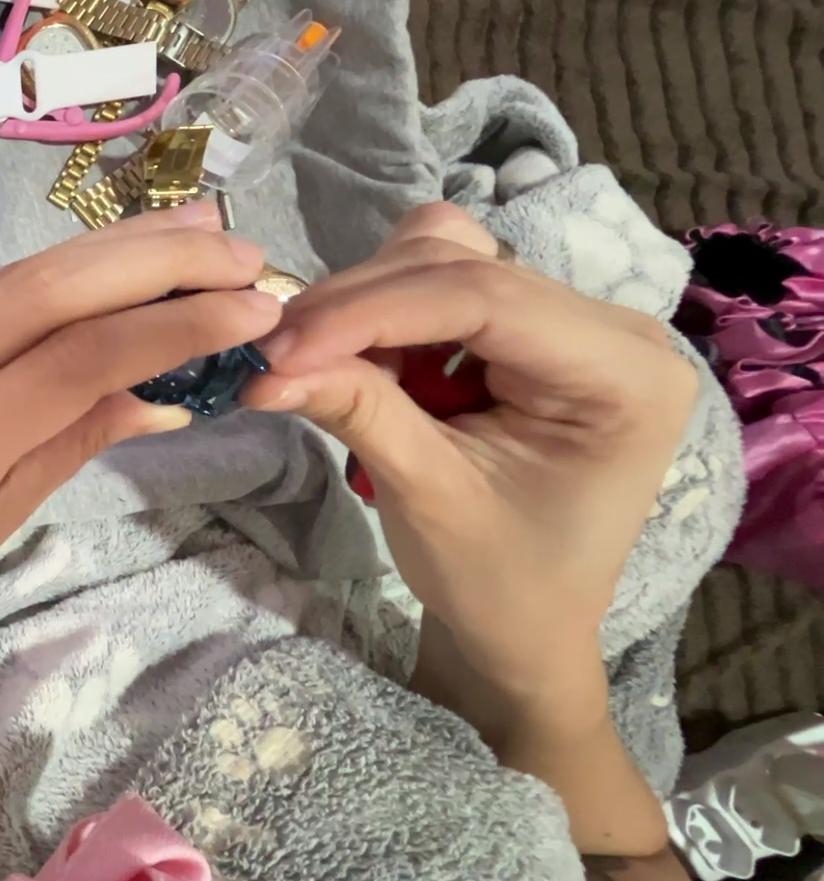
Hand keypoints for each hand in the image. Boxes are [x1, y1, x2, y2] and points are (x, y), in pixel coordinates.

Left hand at [0, 202, 280, 670]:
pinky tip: (112, 259)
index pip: (67, 363)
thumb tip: (163, 396)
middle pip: (39, 295)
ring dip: (107, 249)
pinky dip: (59, 273)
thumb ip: (70, 445)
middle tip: (236, 249)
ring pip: (12, 281)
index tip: (249, 309)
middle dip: (147, 261)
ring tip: (194, 231)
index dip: (166, 327)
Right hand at [243, 203, 697, 722]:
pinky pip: (429, 287)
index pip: (480, 299)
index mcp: (619, 373)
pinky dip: (372, 315)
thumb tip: (261, 369)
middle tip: (269, 358)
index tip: (273, 350)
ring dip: (356, 306)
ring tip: (307, 364)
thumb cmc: (495, 576)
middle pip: (454, 266)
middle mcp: (604, 327)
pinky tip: (351, 360)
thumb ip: (355, 411)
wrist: (521, 618)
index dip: (364, 313)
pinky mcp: (515, 334)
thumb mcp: (425, 494)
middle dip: (349, 306)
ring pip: (436, 261)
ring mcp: (559, 323)